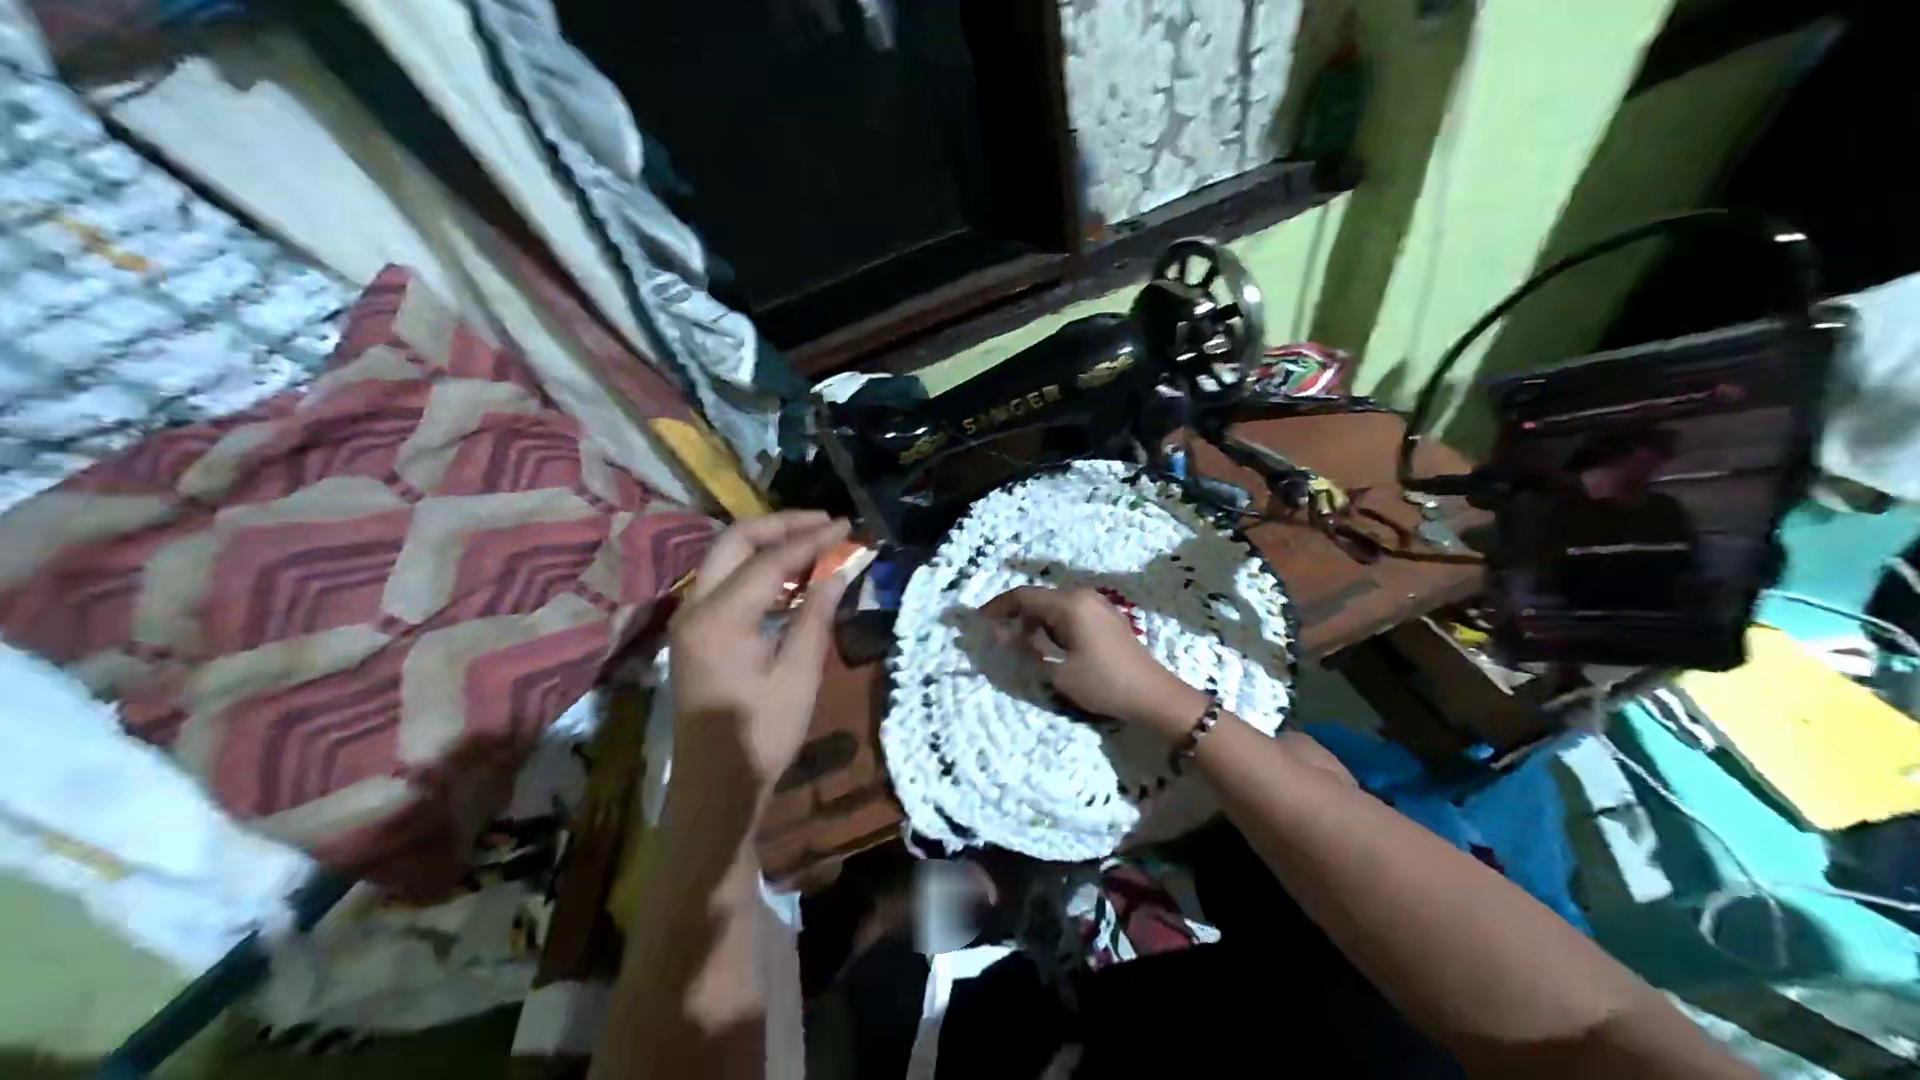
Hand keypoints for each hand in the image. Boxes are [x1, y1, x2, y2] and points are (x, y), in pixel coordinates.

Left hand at [670, 511, 851, 790]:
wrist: (716, 782)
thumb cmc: (762, 734)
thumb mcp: (799, 674)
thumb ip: (816, 614)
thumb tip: (839, 569)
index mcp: (720, 618)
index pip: (769, 561)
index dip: (811, 540)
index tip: (845, 526)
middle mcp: (695, 607)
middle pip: (735, 541)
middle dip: (782, 526)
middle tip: (825, 523)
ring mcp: (688, 617)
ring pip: (725, 557)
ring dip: (768, 544)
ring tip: (814, 542)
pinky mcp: (694, 630)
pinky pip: (724, 581)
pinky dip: (757, 568)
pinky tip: (790, 575)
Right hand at [978, 585, 1208, 739]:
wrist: (1152, 694)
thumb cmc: (1102, 682)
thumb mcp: (1057, 669)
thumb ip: (1026, 646)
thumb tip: (1000, 632)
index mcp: (1070, 603)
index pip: (1023, 596)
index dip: (998, 607)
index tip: (979, 622)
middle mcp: (1083, 595)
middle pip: (1038, 597)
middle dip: (1014, 615)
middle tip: (996, 636)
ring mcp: (1097, 604)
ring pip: (1053, 605)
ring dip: (1033, 621)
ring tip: (1018, 644)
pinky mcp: (1105, 616)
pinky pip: (1069, 612)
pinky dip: (1051, 624)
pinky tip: (1046, 644)